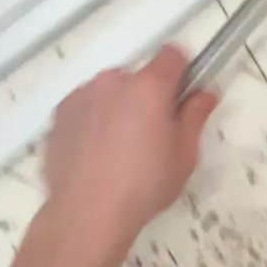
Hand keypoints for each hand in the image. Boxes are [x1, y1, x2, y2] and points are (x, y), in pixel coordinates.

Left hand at [42, 46, 217, 249]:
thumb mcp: (184, 155)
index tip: (183, 97)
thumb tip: (206, 92)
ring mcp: (82, 95)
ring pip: (110, 91)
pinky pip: (86, 107)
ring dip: (119, 107)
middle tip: (153, 135)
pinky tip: (97, 154)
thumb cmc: (146, 183)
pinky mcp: (60, 114)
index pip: (171, 55)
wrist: (88, 211)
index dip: (182, 71)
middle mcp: (113, 81)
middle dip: (148, 96)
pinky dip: (94, 120)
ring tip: (120, 148)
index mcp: (149, 87)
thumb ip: (195, 116)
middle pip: (138, 76)